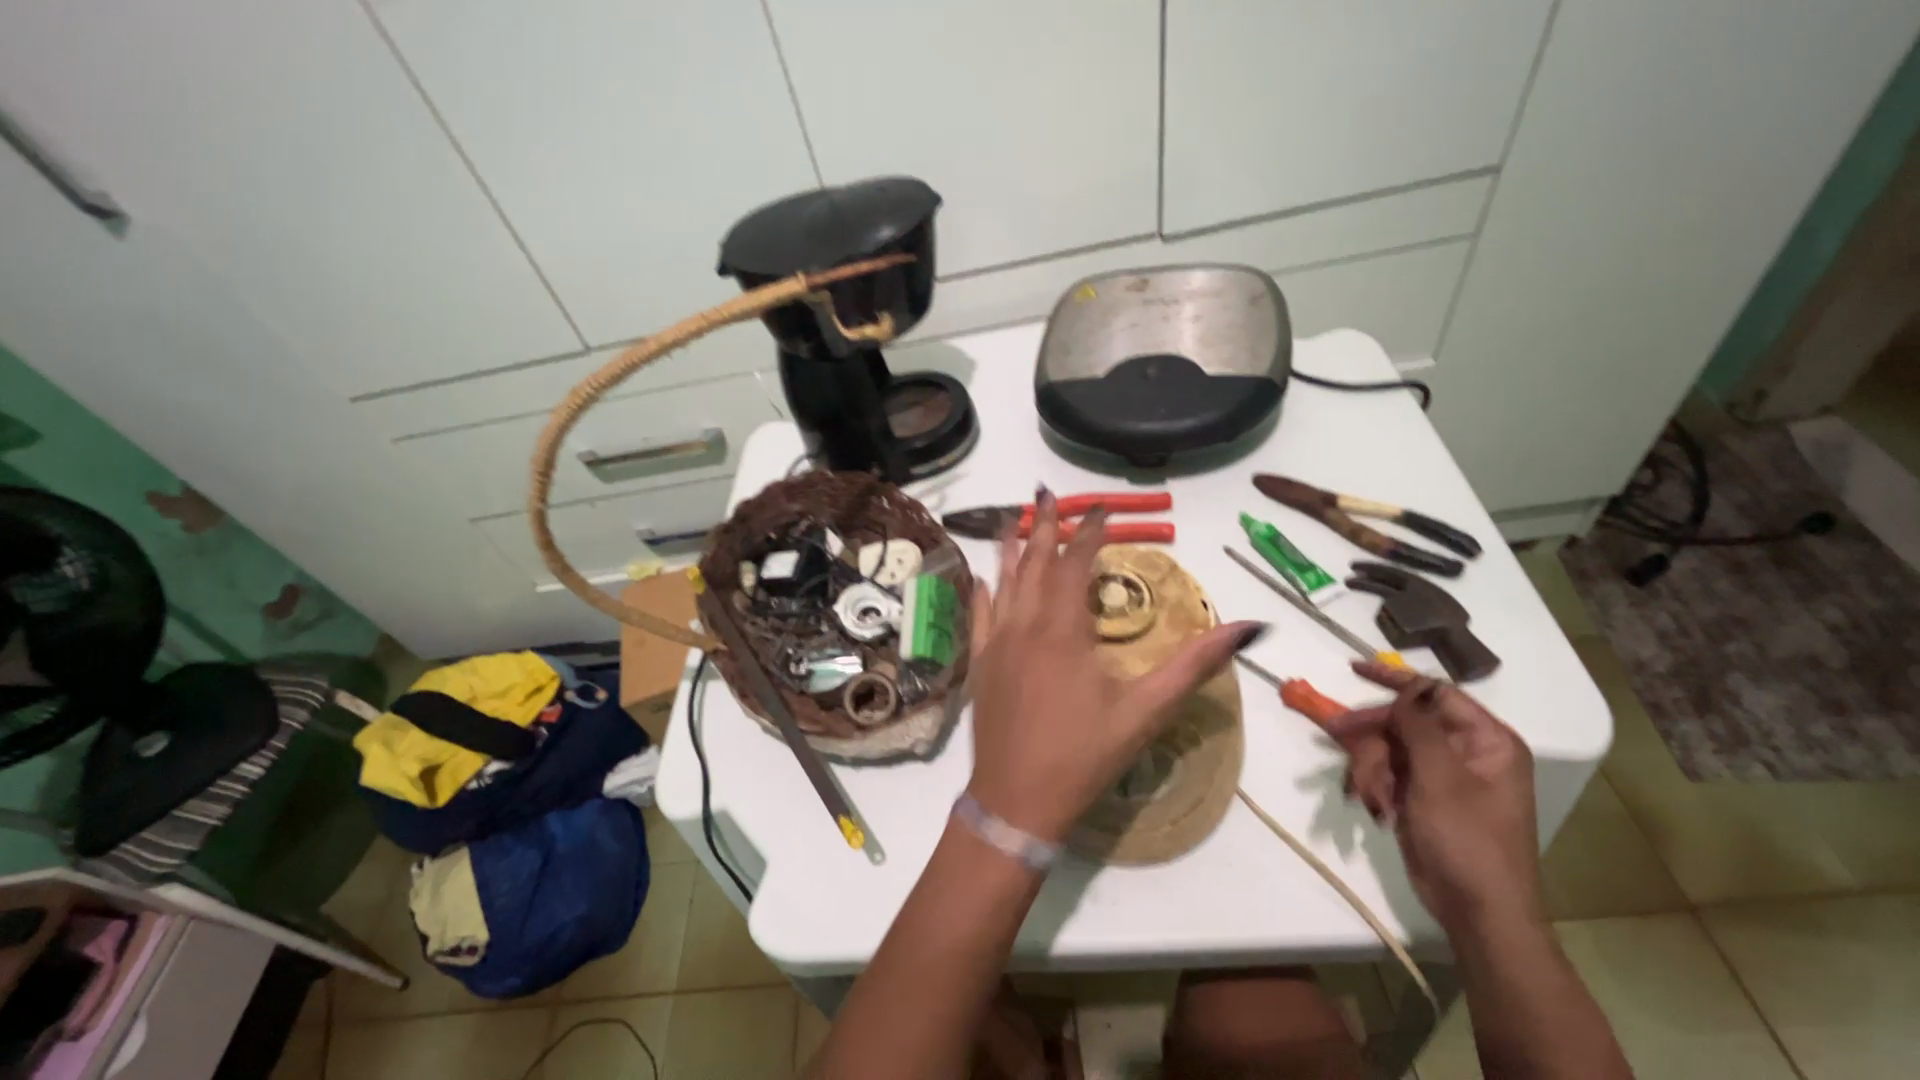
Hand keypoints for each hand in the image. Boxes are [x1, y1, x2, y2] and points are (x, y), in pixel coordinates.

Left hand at [963, 489, 1264, 845]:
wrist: (1016, 801)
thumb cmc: (1084, 756)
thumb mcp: (1146, 712)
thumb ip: (1194, 665)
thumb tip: (1246, 627)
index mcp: (1063, 630)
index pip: (1075, 565)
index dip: (1090, 534)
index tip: (1102, 510)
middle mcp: (1023, 626)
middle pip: (1033, 564)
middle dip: (1044, 527)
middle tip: (1046, 494)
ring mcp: (995, 645)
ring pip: (1002, 583)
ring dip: (1009, 549)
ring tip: (1013, 519)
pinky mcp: (978, 666)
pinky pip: (978, 617)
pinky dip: (983, 592)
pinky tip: (983, 579)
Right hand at [1325, 663, 1543, 933]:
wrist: (1478, 911)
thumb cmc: (1469, 842)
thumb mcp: (1442, 779)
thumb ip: (1420, 726)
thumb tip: (1408, 687)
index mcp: (1487, 741)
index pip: (1436, 694)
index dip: (1395, 680)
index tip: (1353, 670)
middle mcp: (1467, 752)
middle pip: (1405, 723)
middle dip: (1374, 737)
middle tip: (1337, 735)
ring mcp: (1444, 778)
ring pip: (1390, 750)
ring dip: (1373, 769)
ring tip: (1372, 798)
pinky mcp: (1424, 799)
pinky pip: (1389, 776)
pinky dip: (1377, 788)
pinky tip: (1377, 809)